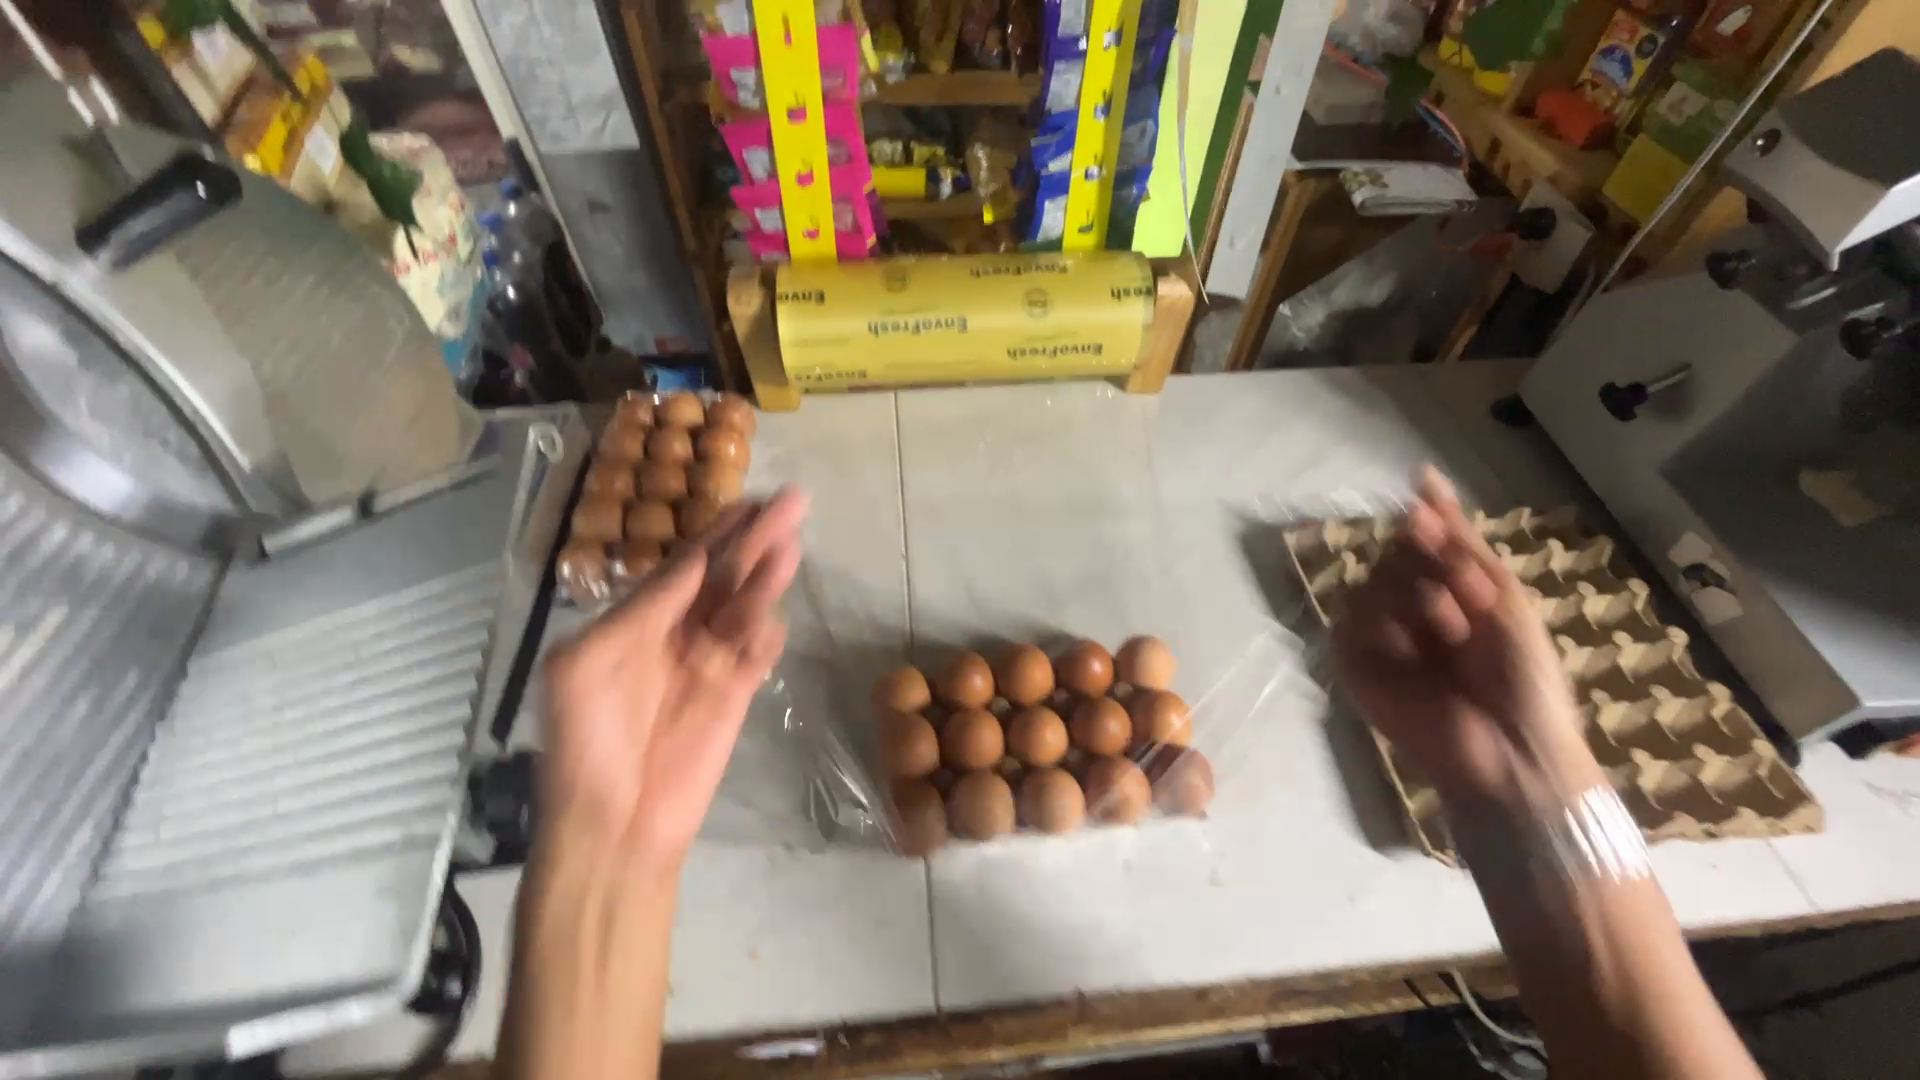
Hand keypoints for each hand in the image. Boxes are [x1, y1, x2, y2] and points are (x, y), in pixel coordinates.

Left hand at [540, 489, 807, 864]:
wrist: (613, 826)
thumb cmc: (584, 745)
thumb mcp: (586, 666)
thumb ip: (641, 612)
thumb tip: (692, 564)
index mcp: (636, 620)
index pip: (685, 565)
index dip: (719, 531)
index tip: (752, 500)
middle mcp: (675, 632)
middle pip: (725, 576)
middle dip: (756, 540)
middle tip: (793, 504)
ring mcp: (708, 663)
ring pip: (745, 608)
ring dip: (767, 579)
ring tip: (791, 545)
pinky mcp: (736, 694)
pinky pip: (758, 654)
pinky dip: (767, 635)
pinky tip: (771, 621)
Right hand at [1332, 469, 1598, 802]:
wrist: (1511, 747)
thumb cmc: (1523, 676)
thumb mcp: (1502, 595)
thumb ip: (1457, 539)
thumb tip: (1422, 476)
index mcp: (1444, 587)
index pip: (1417, 535)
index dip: (1432, 533)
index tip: (1447, 540)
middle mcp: (1405, 603)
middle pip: (1394, 553)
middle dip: (1434, 570)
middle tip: (1467, 604)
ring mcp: (1376, 632)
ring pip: (1373, 581)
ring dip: (1417, 601)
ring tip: (1450, 636)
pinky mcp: (1354, 661)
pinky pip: (1351, 620)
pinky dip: (1385, 628)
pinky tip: (1412, 652)